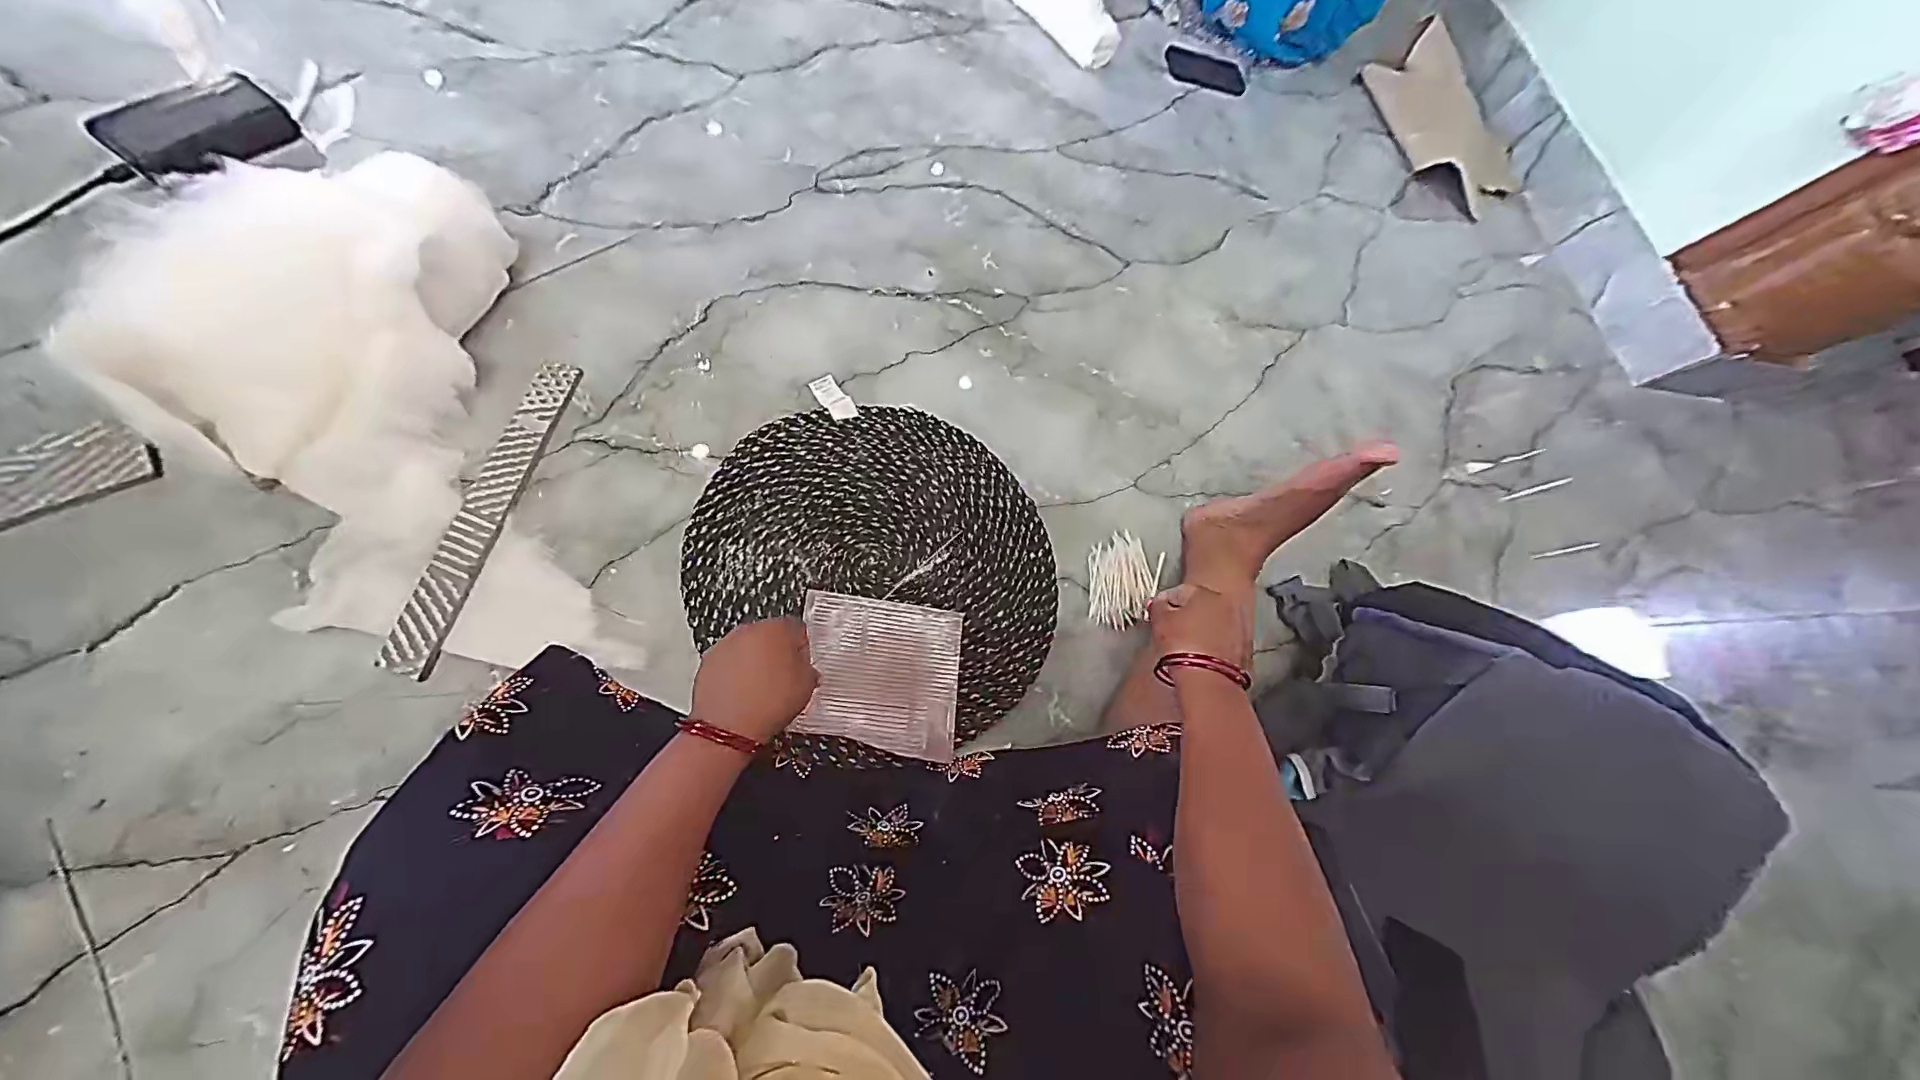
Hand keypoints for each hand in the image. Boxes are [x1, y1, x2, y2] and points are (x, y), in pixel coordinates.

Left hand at [690, 618, 819, 743]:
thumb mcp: (807, 686)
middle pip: (769, 635)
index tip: (803, 662)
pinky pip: (728, 663)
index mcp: (778, 629)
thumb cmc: (766, 705)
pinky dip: (735, 674)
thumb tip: (805, 669)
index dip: (802, 647)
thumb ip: (808, 668)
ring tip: (762, 690)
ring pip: (747, 648)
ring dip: (754, 662)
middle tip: (784, 678)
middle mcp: (750, 630)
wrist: (728, 728)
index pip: (797, 628)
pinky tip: (744, 695)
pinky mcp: (708, 662)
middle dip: (776, 653)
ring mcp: (726, 645)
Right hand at [1149, 583, 1253, 670]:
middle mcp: (1228, 605)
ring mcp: (1239, 626)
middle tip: (1171, 628)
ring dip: (1202, 628)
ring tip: (1185, 644)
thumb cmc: (1183, 647)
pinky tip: (1200, 653)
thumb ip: (1159, 605)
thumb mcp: (1160, 621)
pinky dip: (1213, 643)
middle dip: (1187, 613)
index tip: (1157, 612)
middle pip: (1201, 604)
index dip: (1165, 602)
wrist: (1208, 680)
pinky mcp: (1244, 647)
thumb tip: (1160, 603)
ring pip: (1214, 621)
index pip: (1181, 591)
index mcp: (1206, 593)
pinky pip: (1224, 639)